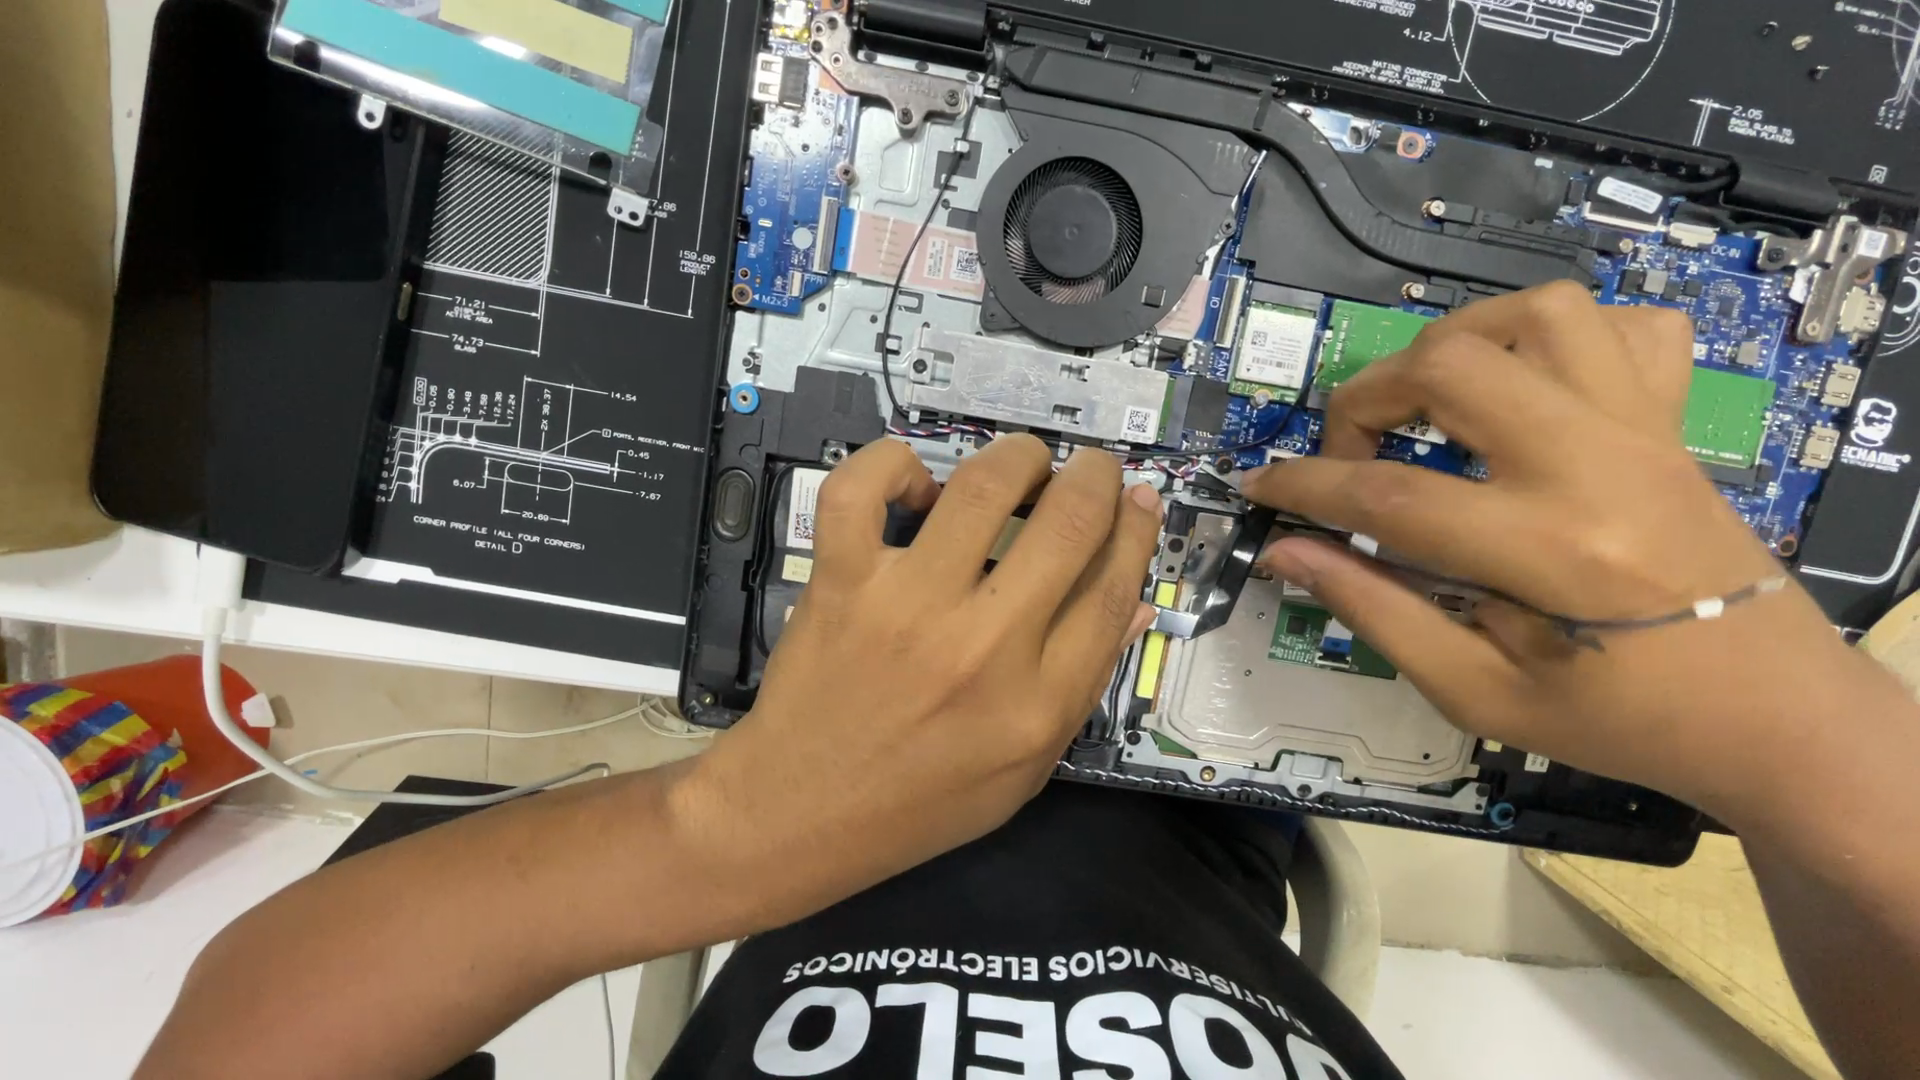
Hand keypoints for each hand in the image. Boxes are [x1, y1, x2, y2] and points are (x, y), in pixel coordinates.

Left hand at [672, 435, 1162, 928]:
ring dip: (1018, 456)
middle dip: (1094, 477)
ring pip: (982, 487)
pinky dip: (891, 463)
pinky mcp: (841, 583)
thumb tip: (1136, 602)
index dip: (1137, 529)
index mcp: (1040, 702)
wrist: (802, 813)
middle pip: (1068, 526)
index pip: (1113, 588)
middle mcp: (984, 647)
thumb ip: (1083, 685)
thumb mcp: (1026, 768)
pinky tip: (916, 481)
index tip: (1140, 498)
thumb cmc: (923, 800)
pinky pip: (861, 489)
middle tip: (1089, 468)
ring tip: (1024, 460)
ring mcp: (907, 607)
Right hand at [1239, 282, 1912, 822]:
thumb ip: (1374, 612)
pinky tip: (1519, 386)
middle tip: (1349, 455)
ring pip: (1540, 313)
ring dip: (1455, 342)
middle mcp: (1596, 464)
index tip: (1256, 485)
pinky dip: (1555, 337)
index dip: (1303, 487)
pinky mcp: (1673, 423)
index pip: (1390, 495)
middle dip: (1365, 399)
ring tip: (1422, 399)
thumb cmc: (1622, 721)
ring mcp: (1644, 431)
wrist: (1781, 717)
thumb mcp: (1477, 693)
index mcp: (1547, 550)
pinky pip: (1627, 326)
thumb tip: (1287, 553)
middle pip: (1451, 367)